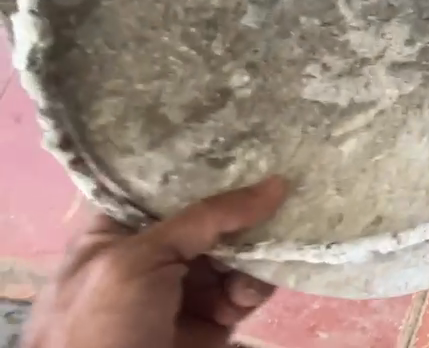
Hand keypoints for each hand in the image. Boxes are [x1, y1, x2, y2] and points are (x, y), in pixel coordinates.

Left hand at [25, 177, 288, 347]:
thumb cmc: (98, 326)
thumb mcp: (137, 261)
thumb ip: (207, 216)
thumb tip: (280, 183)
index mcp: (119, 234)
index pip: (171, 184)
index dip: (213, 163)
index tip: (262, 142)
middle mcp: (157, 253)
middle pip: (221, 213)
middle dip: (256, 206)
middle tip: (290, 191)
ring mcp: (188, 285)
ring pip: (248, 246)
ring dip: (263, 251)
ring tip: (263, 260)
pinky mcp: (216, 312)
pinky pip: (255, 282)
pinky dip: (260, 285)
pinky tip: (245, 299)